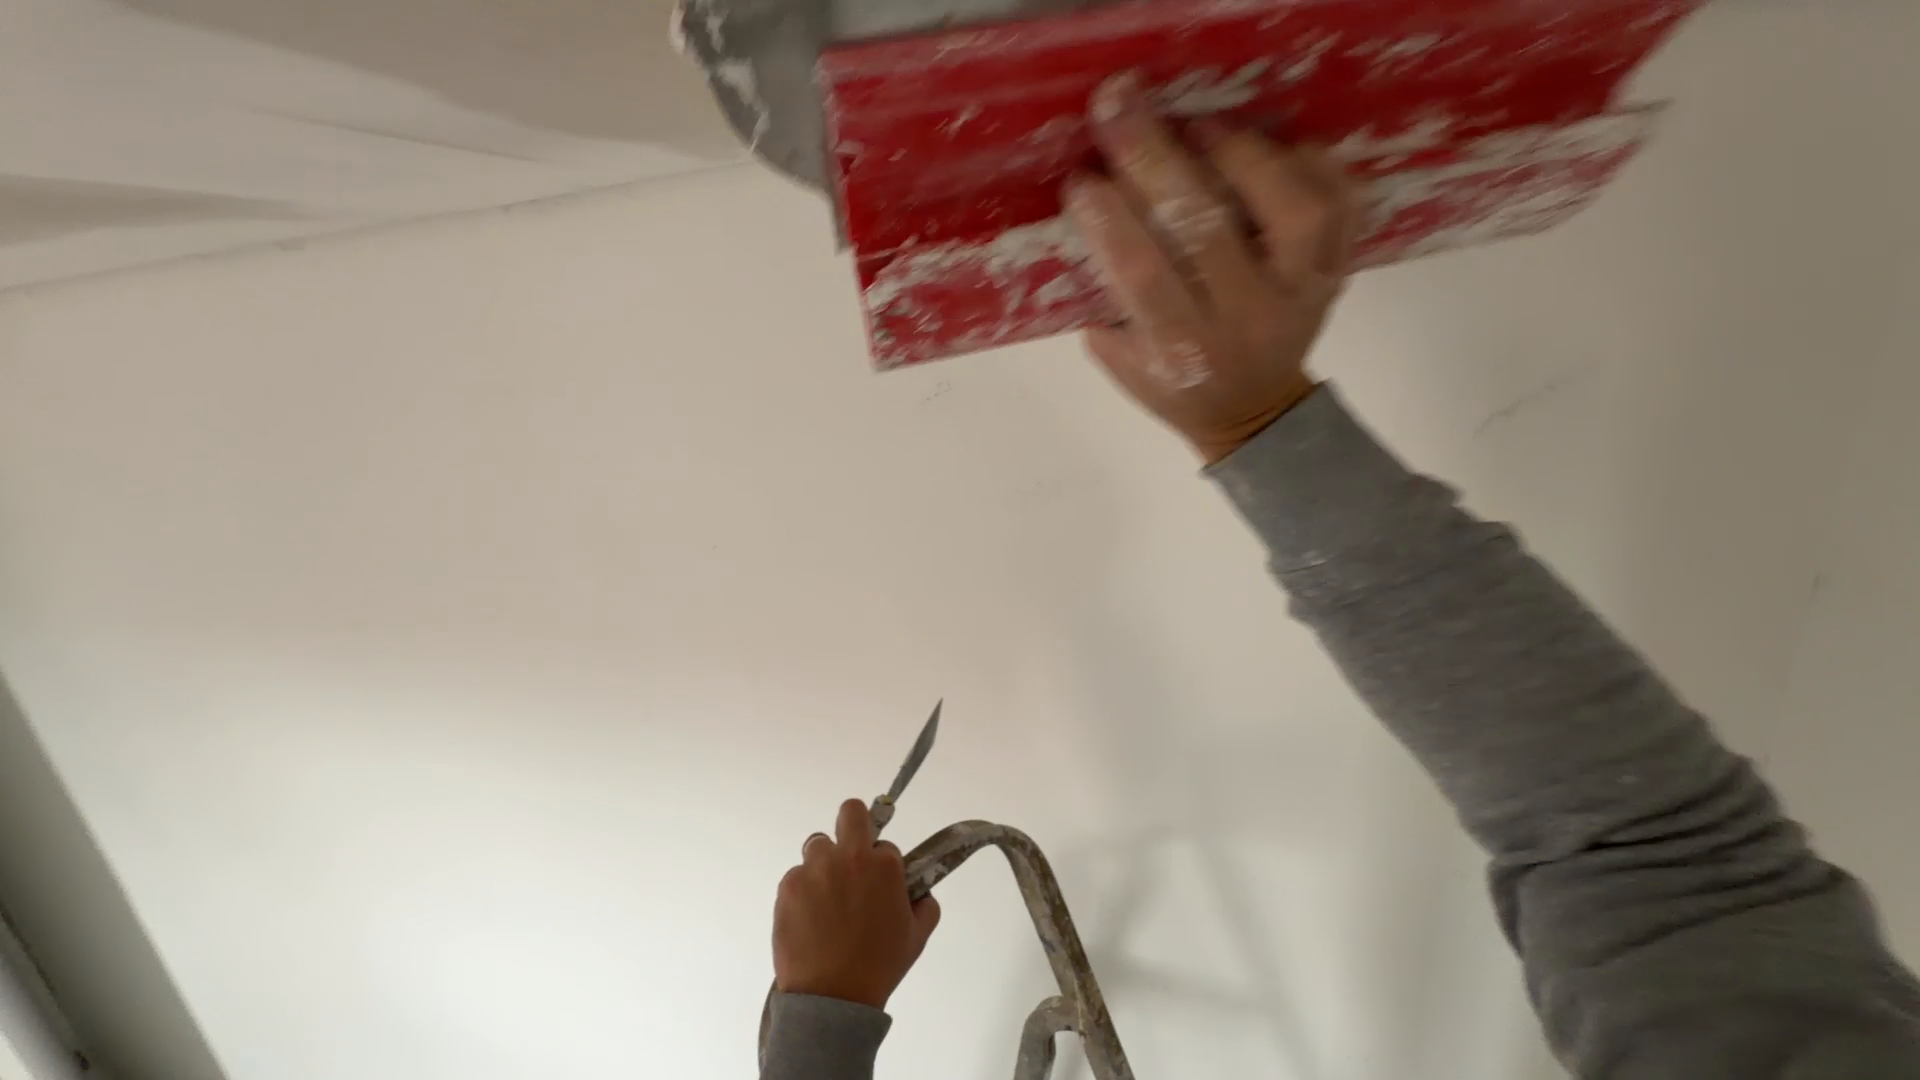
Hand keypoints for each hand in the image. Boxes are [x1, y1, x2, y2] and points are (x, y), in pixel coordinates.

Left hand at [772, 798, 941, 1008]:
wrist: (832, 997)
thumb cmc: (879, 966)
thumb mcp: (917, 936)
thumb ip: (925, 904)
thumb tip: (920, 891)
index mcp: (883, 865)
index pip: (884, 843)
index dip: (882, 862)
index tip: (878, 882)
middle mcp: (848, 856)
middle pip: (850, 812)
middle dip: (853, 826)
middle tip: (850, 856)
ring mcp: (814, 868)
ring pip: (817, 846)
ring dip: (823, 864)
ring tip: (825, 898)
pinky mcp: (788, 885)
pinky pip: (796, 876)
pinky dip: (802, 891)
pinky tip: (808, 919)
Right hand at [1066, 72, 1356, 463]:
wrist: (1256, 413)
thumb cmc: (1178, 389)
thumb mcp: (1126, 366)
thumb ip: (1109, 307)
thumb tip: (1092, 223)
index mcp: (1186, 350)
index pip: (1144, 277)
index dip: (1111, 221)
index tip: (1081, 178)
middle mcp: (1249, 320)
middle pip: (1205, 230)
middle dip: (1154, 160)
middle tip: (1121, 106)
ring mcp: (1302, 292)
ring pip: (1292, 210)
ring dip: (1242, 154)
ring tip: (1202, 125)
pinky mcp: (1337, 272)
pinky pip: (1343, 203)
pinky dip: (1312, 161)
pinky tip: (1270, 145)